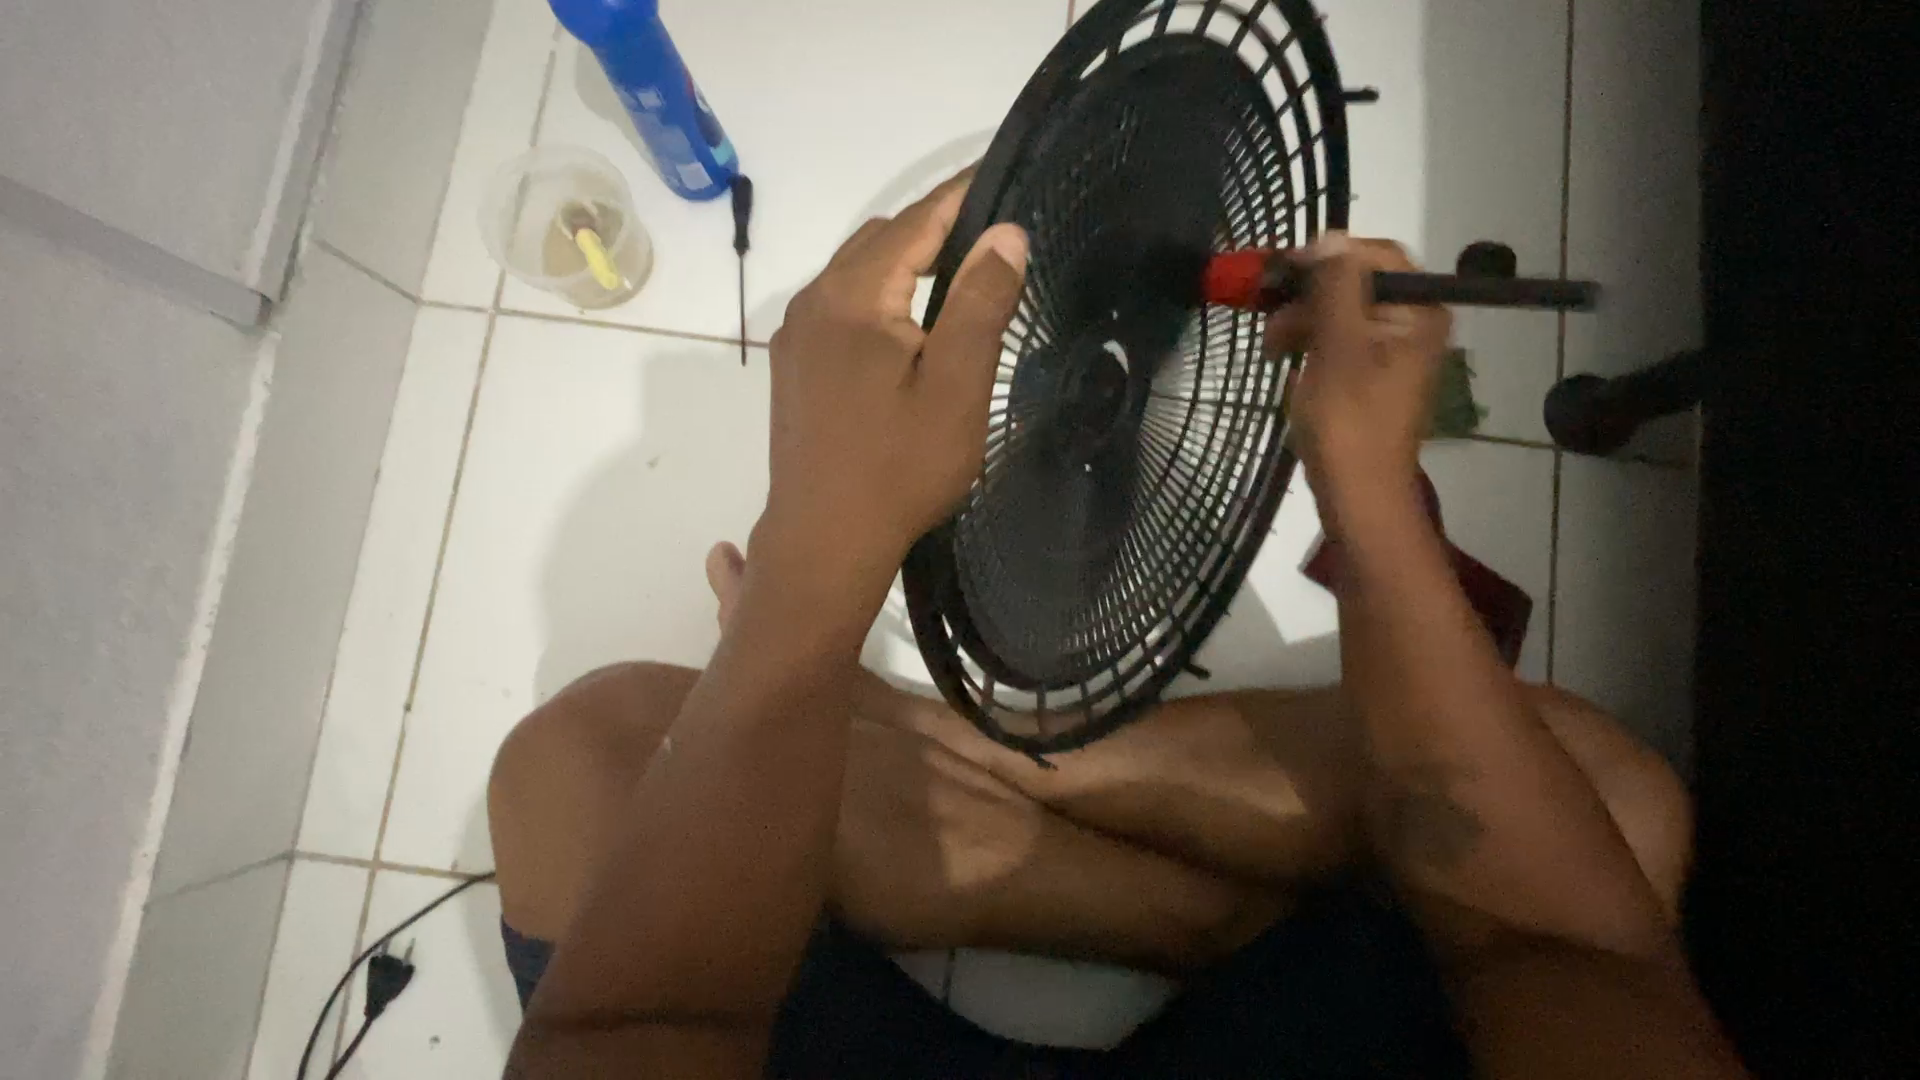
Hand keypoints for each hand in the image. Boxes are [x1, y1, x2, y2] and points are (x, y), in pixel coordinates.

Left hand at [756, 170, 1029, 585]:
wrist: (824, 541)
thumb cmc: (899, 468)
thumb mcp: (956, 387)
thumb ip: (979, 304)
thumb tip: (1006, 234)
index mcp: (853, 297)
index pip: (914, 221)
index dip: (960, 197)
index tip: (1000, 181)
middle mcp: (813, 304)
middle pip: (878, 243)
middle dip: (932, 232)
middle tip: (987, 245)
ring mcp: (795, 340)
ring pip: (854, 278)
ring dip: (901, 269)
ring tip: (953, 285)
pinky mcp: (793, 372)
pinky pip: (838, 313)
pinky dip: (876, 303)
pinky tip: (903, 336)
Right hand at [1268, 233, 1452, 493]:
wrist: (1358, 492)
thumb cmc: (1348, 421)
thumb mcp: (1338, 346)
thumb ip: (1335, 288)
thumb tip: (1327, 239)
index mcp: (1418, 311)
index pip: (1373, 256)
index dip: (1324, 256)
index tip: (1278, 272)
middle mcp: (1414, 323)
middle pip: (1355, 283)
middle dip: (1307, 295)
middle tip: (1267, 315)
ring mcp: (1393, 351)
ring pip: (1341, 312)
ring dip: (1302, 321)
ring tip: (1271, 348)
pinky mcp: (1371, 375)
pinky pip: (1339, 341)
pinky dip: (1310, 344)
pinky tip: (1288, 363)